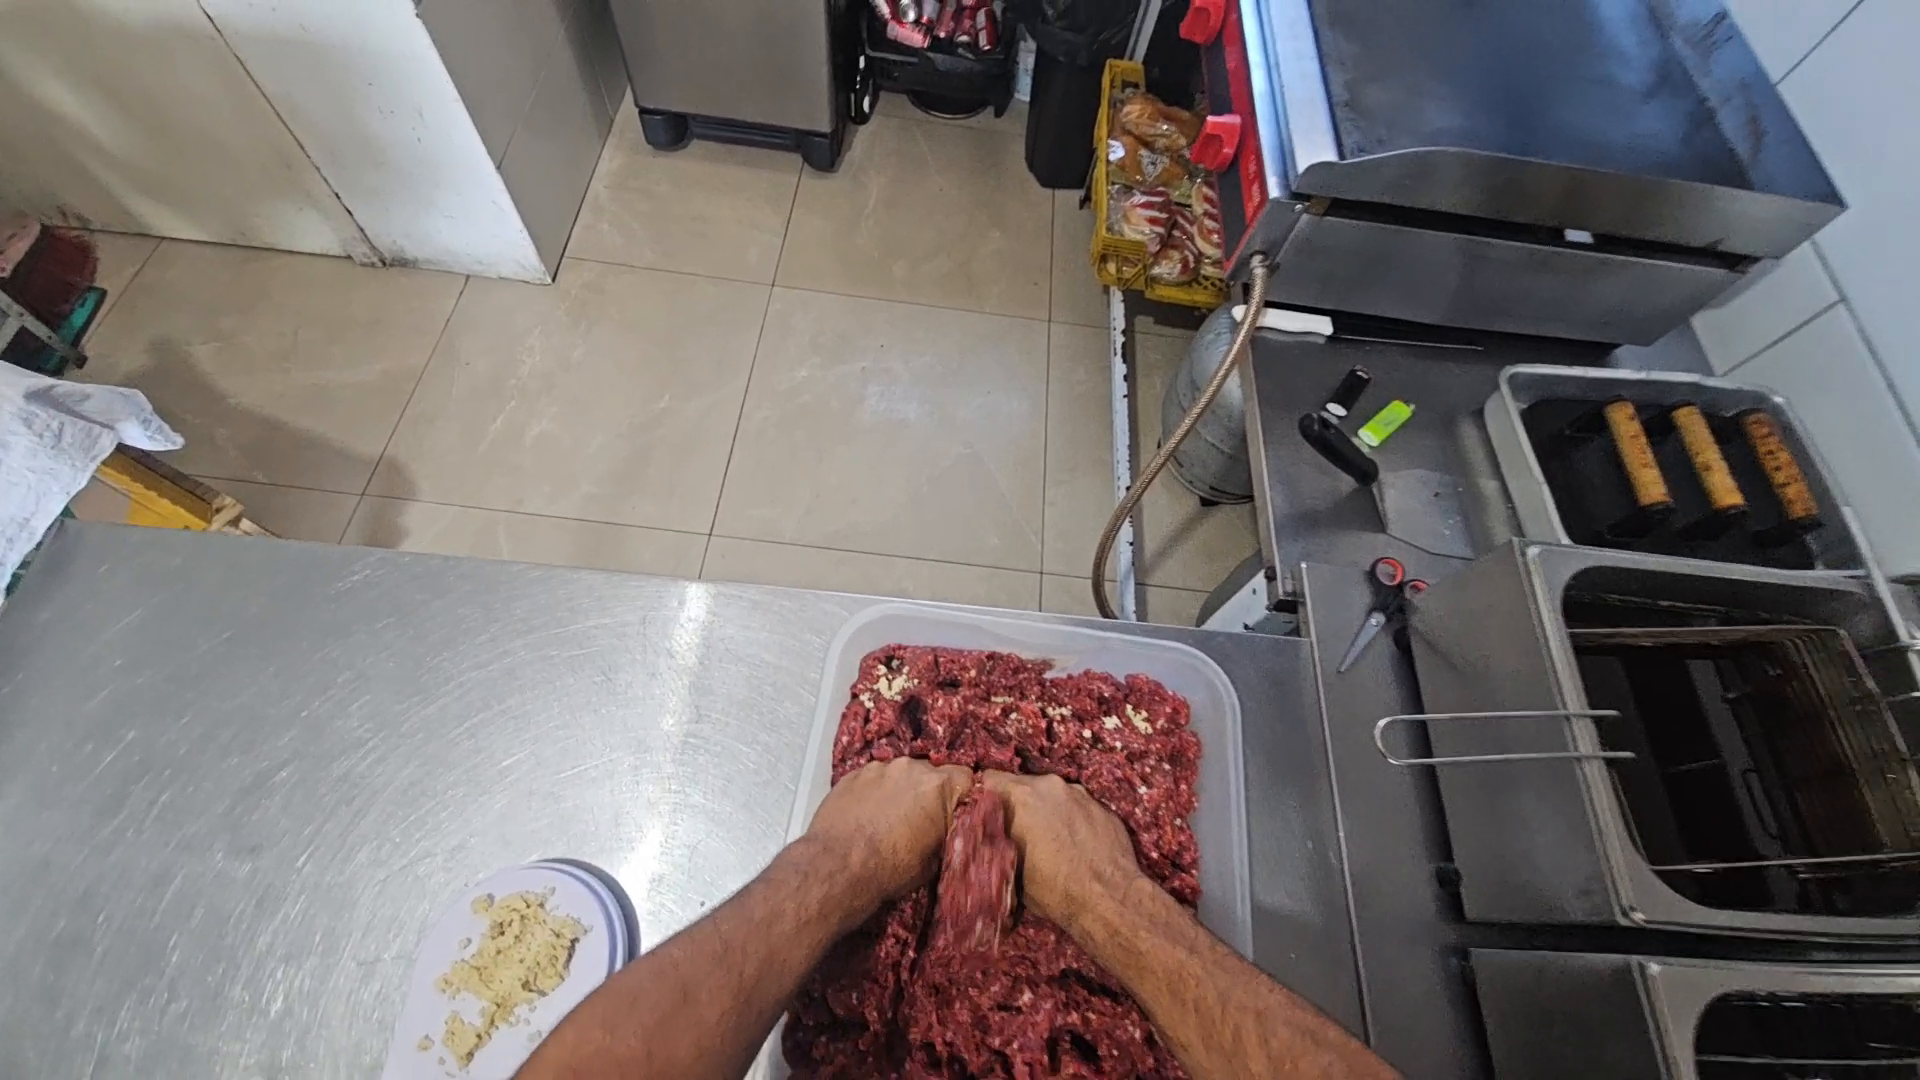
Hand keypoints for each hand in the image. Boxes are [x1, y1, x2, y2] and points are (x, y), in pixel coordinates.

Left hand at [804, 757, 972, 905]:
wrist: (837, 868)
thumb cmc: (890, 869)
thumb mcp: (933, 861)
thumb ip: (946, 834)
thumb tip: (949, 831)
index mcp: (938, 786)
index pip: (967, 777)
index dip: (963, 795)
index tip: (957, 811)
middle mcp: (911, 767)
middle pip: (931, 773)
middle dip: (929, 792)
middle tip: (921, 818)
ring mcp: (880, 767)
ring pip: (901, 774)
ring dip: (901, 789)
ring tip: (888, 817)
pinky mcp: (854, 773)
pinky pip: (874, 778)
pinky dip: (875, 791)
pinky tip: (866, 814)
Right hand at [980, 770, 1149, 933]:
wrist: (1109, 898)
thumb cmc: (1053, 890)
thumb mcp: (1010, 870)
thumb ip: (997, 842)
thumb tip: (986, 836)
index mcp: (1020, 796)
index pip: (988, 779)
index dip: (983, 796)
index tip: (984, 814)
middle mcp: (1048, 785)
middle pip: (1021, 784)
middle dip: (1016, 804)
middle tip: (1018, 832)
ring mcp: (1077, 792)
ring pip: (1050, 793)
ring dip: (1045, 809)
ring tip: (1050, 839)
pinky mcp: (1100, 804)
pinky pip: (1076, 804)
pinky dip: (1071, 817)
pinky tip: (1075, 843)